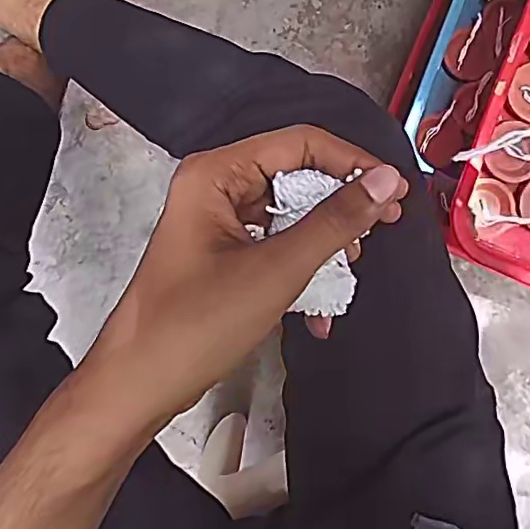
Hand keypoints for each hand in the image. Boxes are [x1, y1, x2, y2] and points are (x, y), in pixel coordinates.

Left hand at [83, 127, 407, 423]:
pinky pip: (278, 241)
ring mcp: (220, 221)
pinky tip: (321, 300)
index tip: (389, 186)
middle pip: (297, 174)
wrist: (140, 385)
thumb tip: (381, 183)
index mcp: (215, 175)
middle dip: (342, 202)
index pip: (300, 143)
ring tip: (350, 263)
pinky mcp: (227, 251)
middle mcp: (215, 189)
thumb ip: (335, 221)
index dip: (351, 161)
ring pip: (291, 211)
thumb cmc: (187, 328)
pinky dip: (304, 263)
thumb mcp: (276, 269)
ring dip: (325, 238)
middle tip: (380, 222)